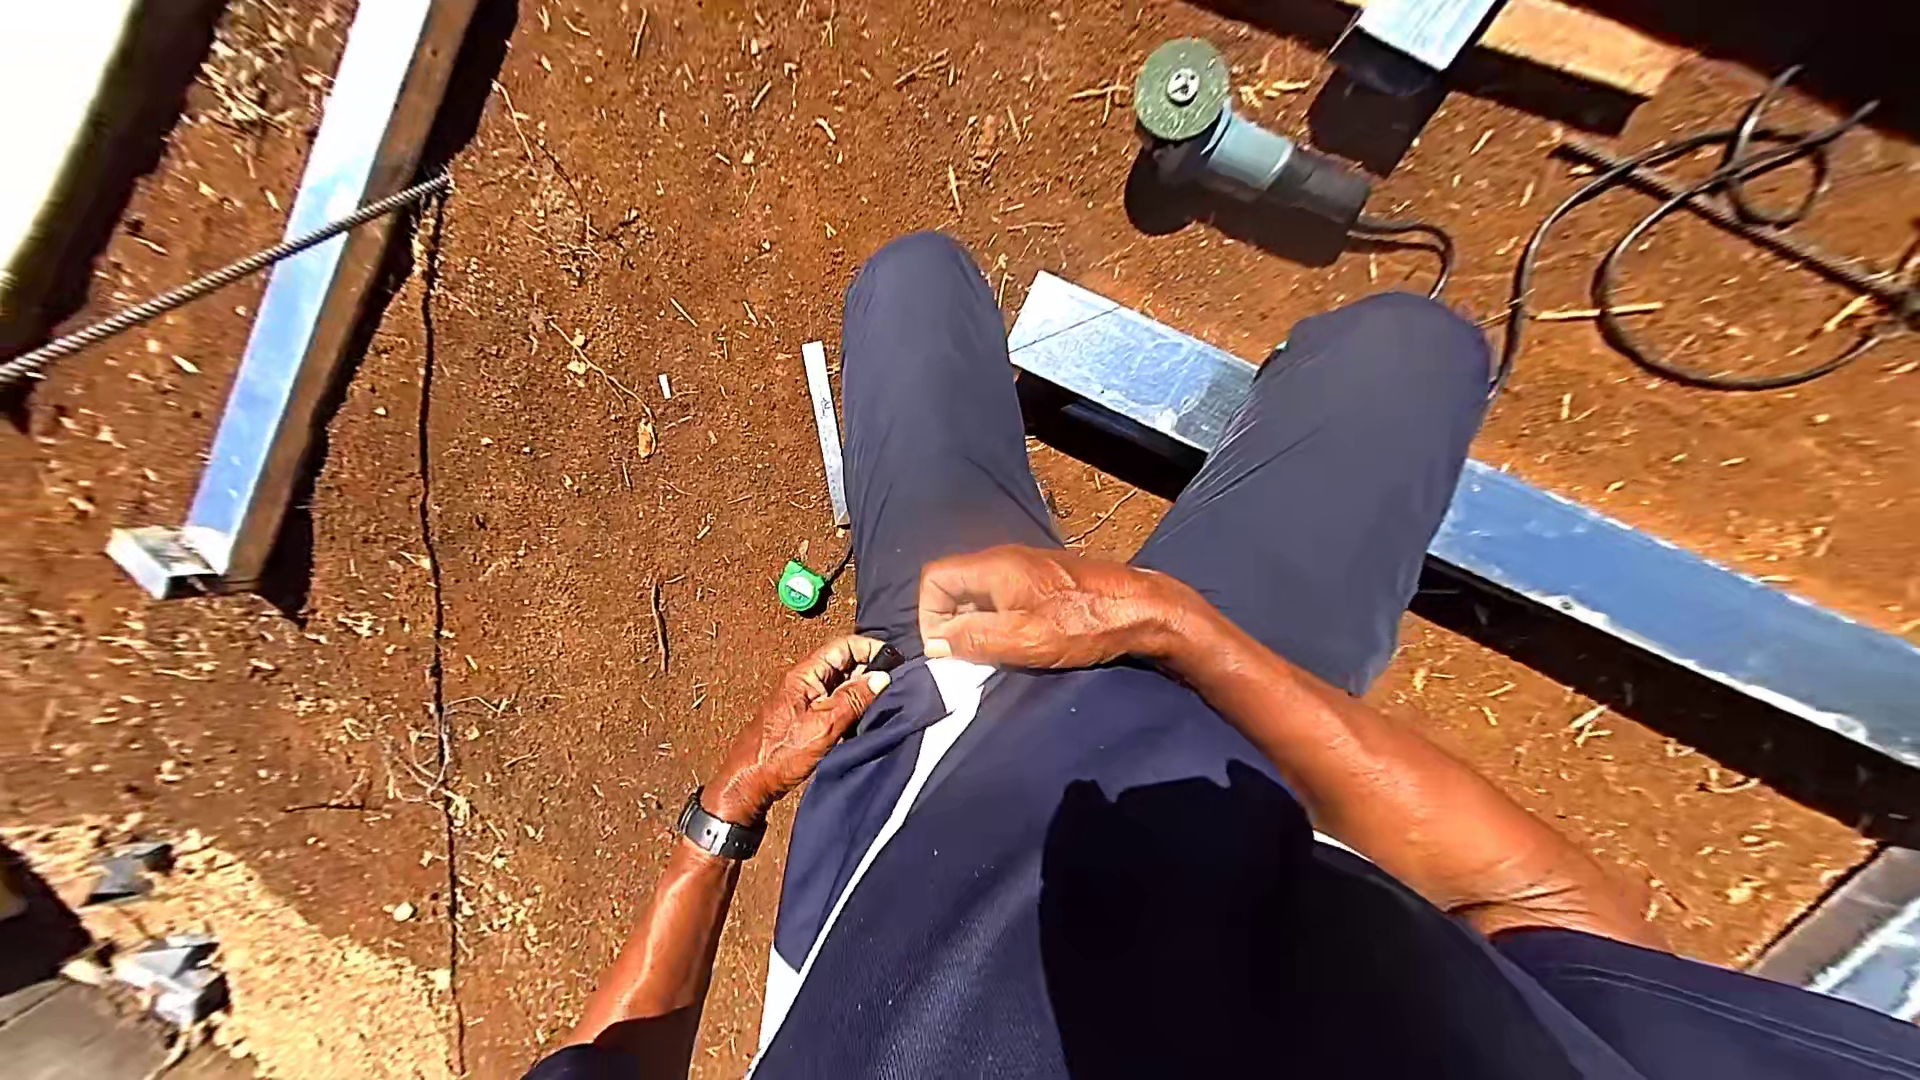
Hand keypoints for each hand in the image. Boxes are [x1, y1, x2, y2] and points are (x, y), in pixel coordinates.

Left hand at [707, 635, 892, 824]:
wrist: (747, 785)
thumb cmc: (777, 756)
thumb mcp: (823, 726)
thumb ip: (853, 699)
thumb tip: (882, 677)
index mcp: (806, 674)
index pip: (844, 645)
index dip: (871, 648)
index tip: (894, 662)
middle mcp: (807, 681)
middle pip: (846, 663)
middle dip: (871, 671)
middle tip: (893, 687)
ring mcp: (807, 699)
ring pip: (844, 684)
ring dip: (863, 692)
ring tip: (883, 705)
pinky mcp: (809, 717)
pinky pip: (837, 702)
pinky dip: (853, 708)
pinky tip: (865, 721)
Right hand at [917, 545, 1193, 668]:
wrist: (1142, 608)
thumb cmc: (1084, 623)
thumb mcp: (1022, 639)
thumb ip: (973, 638)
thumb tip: (936, 642)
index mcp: (993, 567)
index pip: (934, 579)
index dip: (930, 616)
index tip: (948, 650)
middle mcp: (1004, 560)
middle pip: (954, 586)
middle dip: (953, 623)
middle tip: (972, 656)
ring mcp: (1025, 568)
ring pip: (979, 594)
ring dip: (977, 625)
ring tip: (998, 653)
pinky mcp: (1043, 581)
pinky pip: (1003, 597)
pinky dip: (1000, 621)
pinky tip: (1021, 642)